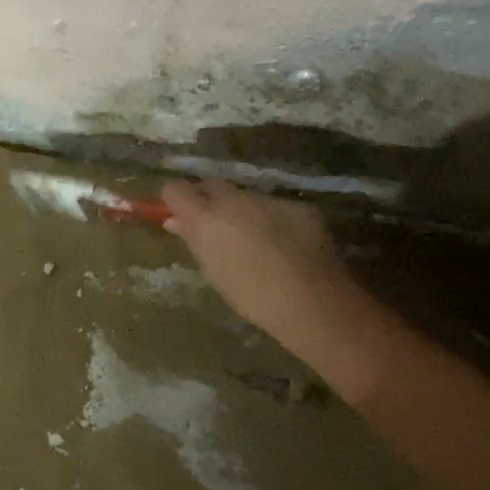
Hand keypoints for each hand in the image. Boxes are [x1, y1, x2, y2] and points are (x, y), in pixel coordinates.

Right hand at [160, 179, 394, 398]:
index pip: (176, 189)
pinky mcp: (300, 207)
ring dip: (243, 210)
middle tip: (215, 225)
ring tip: (256, 240)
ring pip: (246, 197)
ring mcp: (270, 201)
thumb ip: (193, 240)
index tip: (179, 215)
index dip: (175, 200)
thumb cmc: (251, 296)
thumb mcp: (212, 270)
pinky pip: (277, 207)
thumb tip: (175, 221)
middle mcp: (235, 201)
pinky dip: (275, 220)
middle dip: (208, 199)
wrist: (315, 305)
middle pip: (211, 185)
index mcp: (206, 218)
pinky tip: (287, 244)